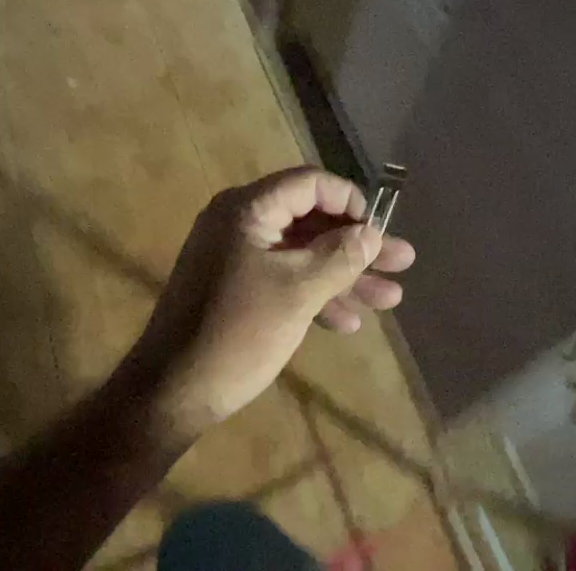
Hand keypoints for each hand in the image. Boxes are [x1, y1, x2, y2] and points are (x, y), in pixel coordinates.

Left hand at [121, 167, 416, 439]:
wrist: (172, 391)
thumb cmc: (236, 332)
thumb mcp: (297, 292)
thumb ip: (339, 257)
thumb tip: (372, 234)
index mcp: (247, 208)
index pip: (309, 184)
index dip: (350, 202)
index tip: (382, 230)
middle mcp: (239, 221)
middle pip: (310, 220)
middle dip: (357, 245)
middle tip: (403, 262)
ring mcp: (235, 256)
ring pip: (300, 253)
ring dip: (344, 275)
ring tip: (391, 298)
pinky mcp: (234, 287)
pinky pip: (283, 277)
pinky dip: (314, 294)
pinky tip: (349, 321)